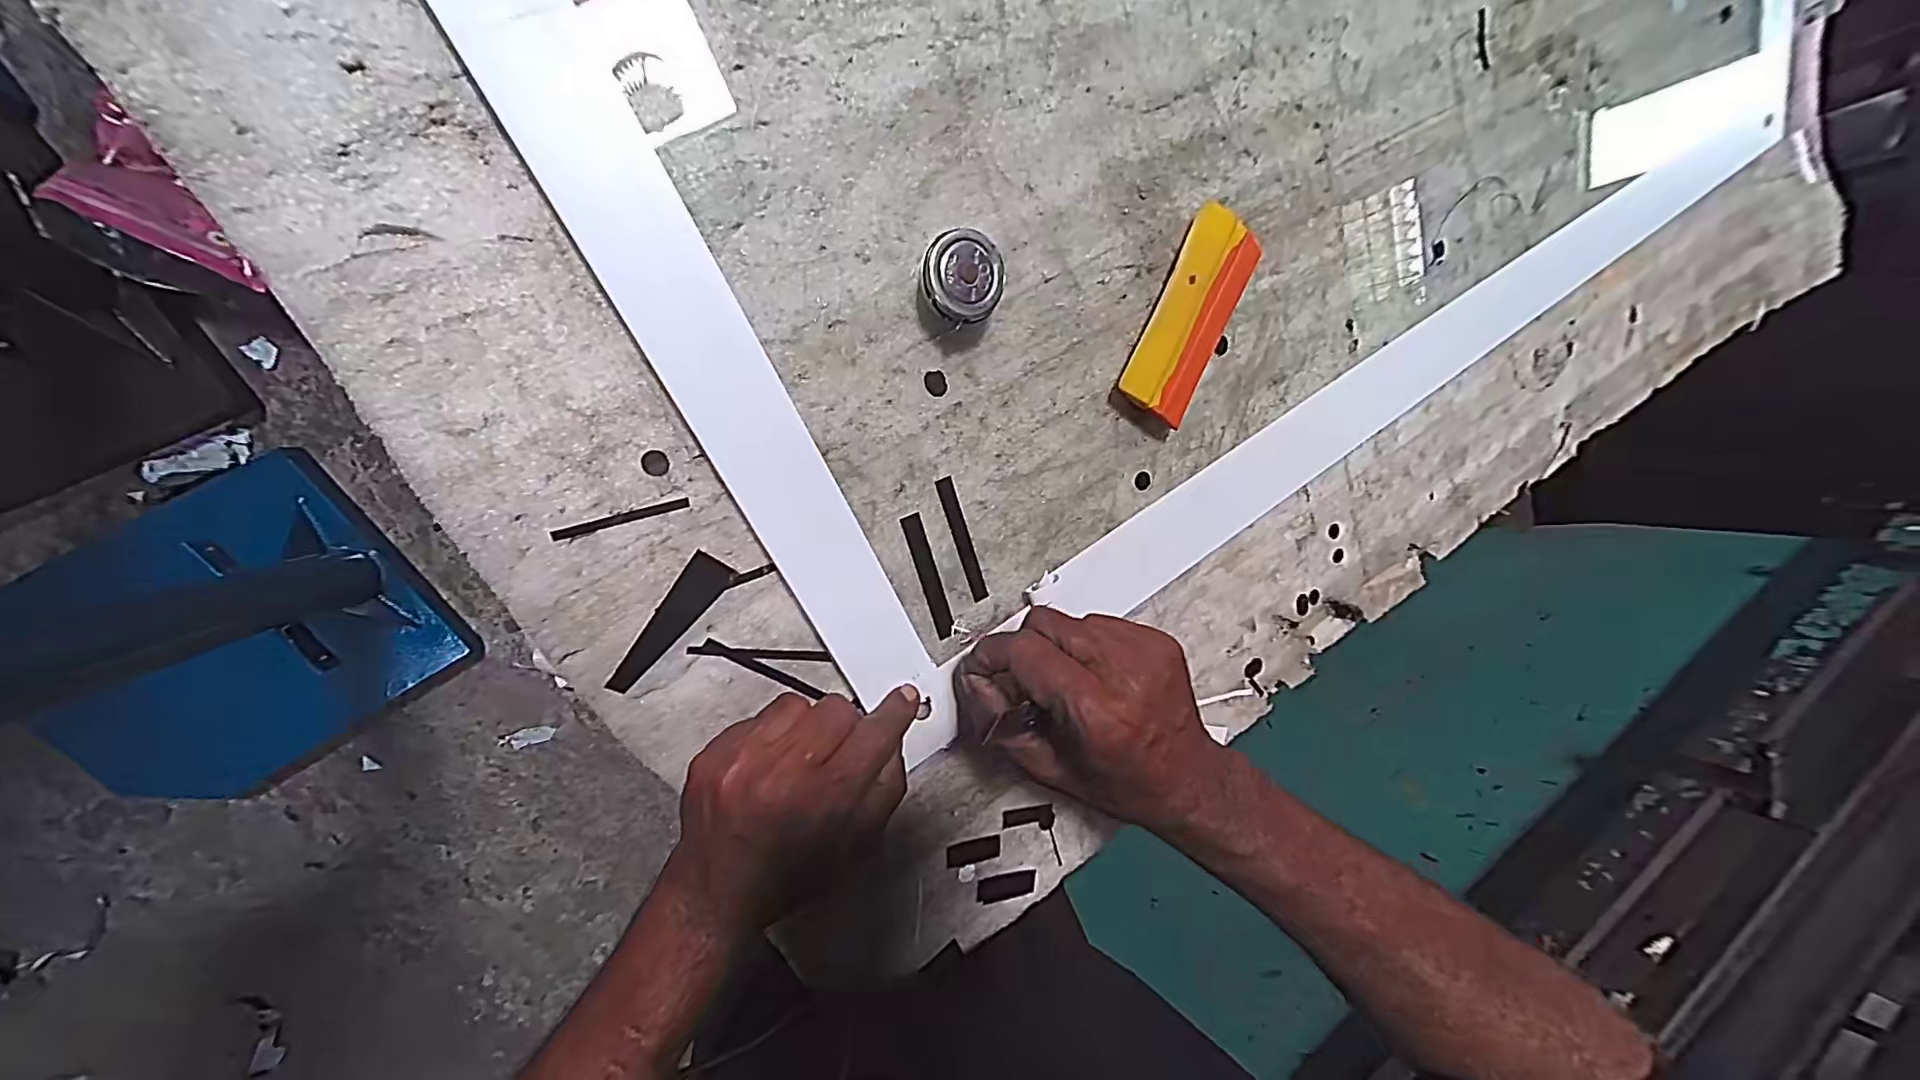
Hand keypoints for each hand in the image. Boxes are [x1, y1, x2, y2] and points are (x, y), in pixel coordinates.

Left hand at [669, 686, 918, 930]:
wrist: (716, 896)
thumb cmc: (785, 878)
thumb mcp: (855, 845)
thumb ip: (885, 787)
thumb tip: (893, 740)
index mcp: (823, 799)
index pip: (875, 733)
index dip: (895, 712)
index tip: (902, 700)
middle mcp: (781, 774)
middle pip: (838, 709)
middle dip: (846, 728)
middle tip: (836, 755)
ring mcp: (743, 760)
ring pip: (799, 704)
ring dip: (806, 727)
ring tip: (797, 762)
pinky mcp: (715, 753)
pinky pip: (759, 717)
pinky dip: (770, 736)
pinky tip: (768, 767)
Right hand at [954, 608, 1227, 830]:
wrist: (1188, 779)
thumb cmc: (1132, 783)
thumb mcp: (1053, 769)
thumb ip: (1002, 723)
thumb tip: (978, 685)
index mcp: (1097, 709)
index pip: (1023, 650)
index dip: (991, 656)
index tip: (983, 666)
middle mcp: (1123, 671)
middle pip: (1042, 623)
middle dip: (1023, 650)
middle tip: (1027, 683)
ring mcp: (1143, 651)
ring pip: (1068, 619)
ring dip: (1055, 646)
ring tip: (1068, 684)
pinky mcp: (1155, 640)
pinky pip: (1098, 622)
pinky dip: (1085, 644)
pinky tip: (1094, 676)